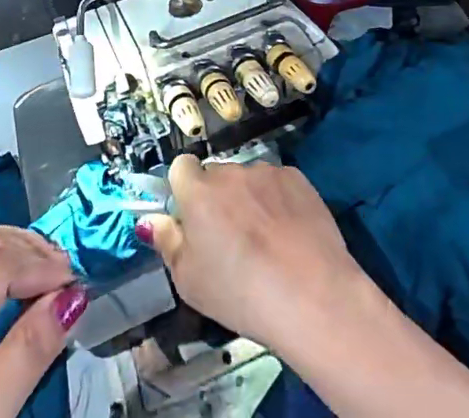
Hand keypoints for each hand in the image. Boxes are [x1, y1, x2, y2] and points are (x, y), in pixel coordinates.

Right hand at [136, 155, 366, 351]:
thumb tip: (152, 220)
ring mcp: (266, 173)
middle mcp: (228, 172)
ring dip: (250, 198)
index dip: (185, 190)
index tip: (196, 219)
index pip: (179, 167)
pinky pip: (279, 184)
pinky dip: (280, 201)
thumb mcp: (189, 281)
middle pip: (215, 175)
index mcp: (196, 191)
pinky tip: (292, 233)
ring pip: (248, 180)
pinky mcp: (300, 182)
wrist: (316, 301)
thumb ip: (167, 243)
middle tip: (232, 237)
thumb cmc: (242, 294)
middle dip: (219, 198)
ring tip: (268, 239)